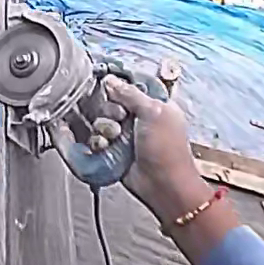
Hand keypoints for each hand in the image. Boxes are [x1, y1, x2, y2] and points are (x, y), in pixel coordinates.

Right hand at [101, 75, 238, 257]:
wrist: (163, 185)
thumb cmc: (167, 149)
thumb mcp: (153, 112)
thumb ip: (130, 93)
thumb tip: (110, 80)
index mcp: (154, 104)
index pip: (129, 87)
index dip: (119, 88)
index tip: (113, 92)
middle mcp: (138, 117)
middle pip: (110, 103)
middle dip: (110, 111)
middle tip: (120, 119)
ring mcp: (125, 134)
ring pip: (100, 120)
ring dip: (104, 128)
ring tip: (115, 137)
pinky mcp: (114, 149)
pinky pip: (96, 138)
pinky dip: (98, 142)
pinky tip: (106, 146)